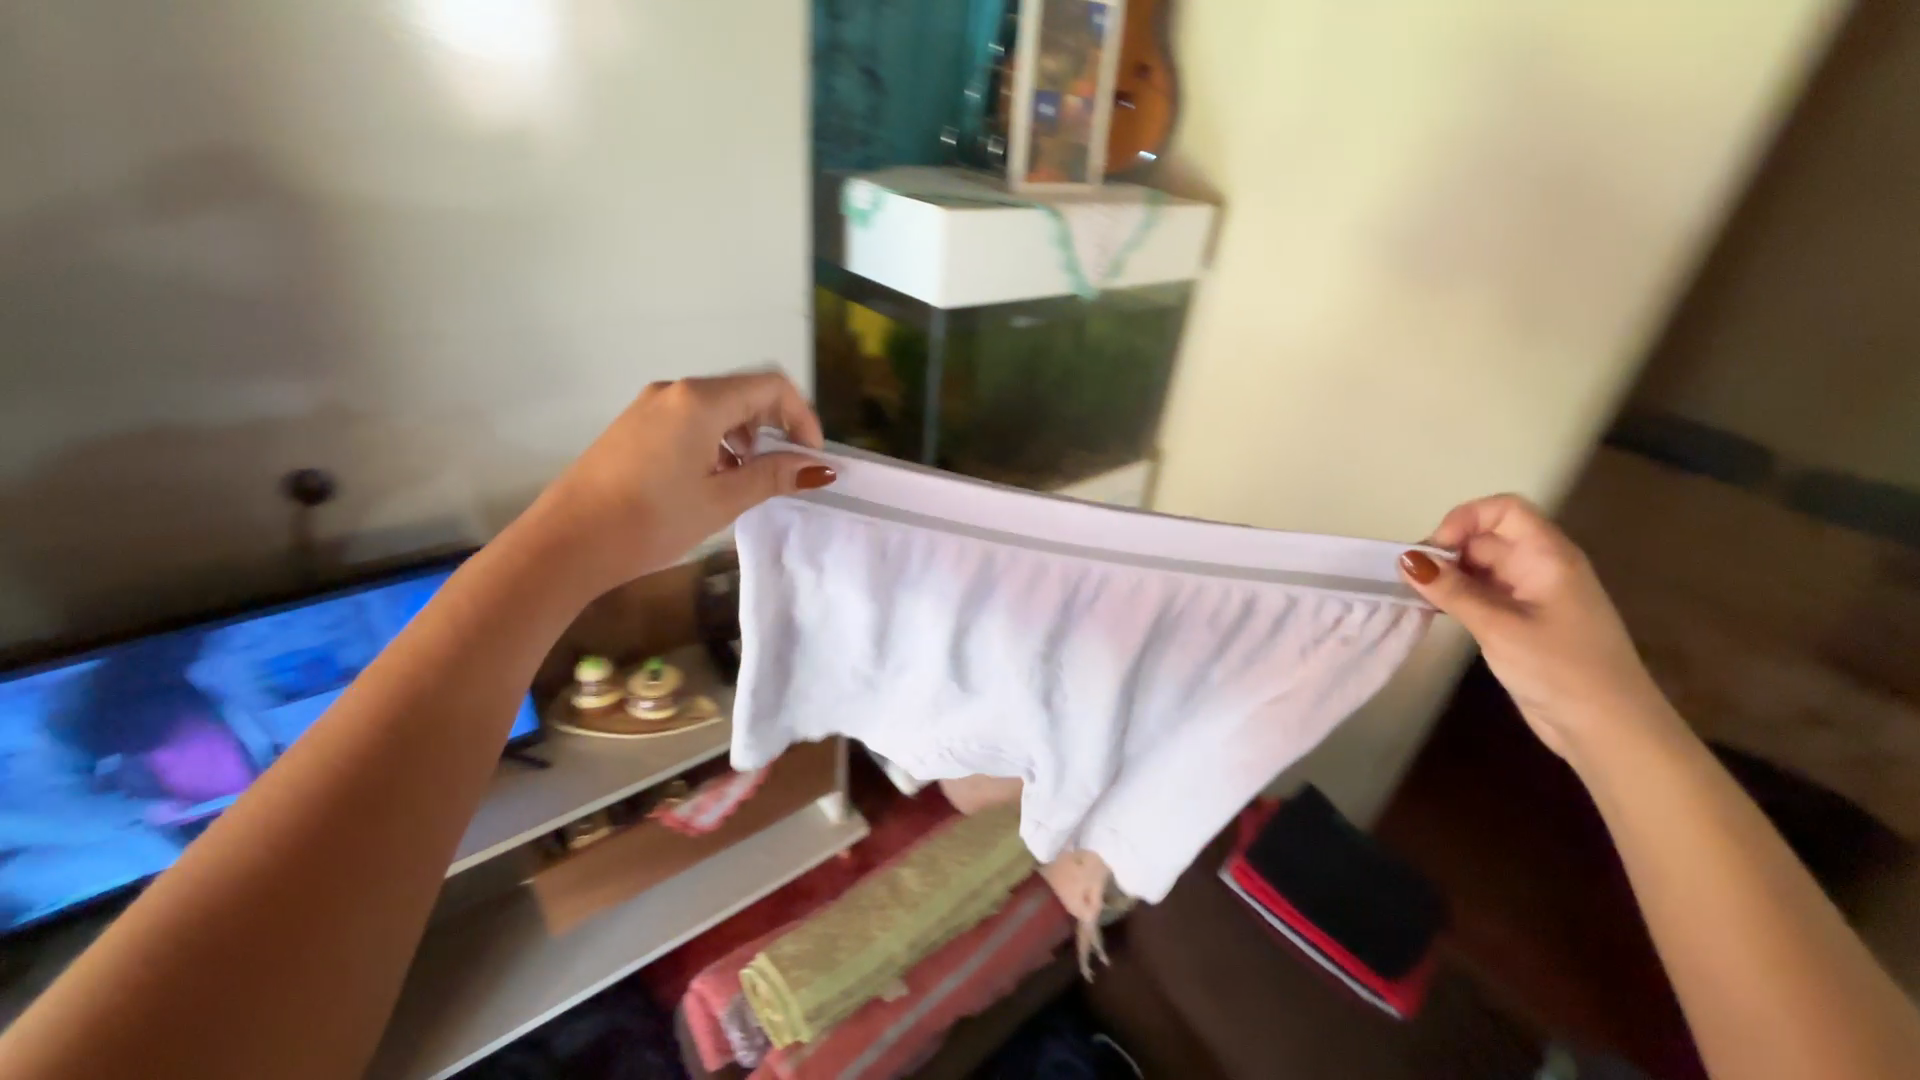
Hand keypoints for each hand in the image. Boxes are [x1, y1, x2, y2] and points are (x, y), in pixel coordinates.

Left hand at [524, 373, 833, 593]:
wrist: (567, 543)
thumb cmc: (651, 521)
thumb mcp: (721, 500)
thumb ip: (773, 476)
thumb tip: (818, 468)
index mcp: (700, 401)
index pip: (771, 387)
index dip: (802, 417)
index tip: (811, 457)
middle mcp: (674, 391)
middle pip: (743, 392)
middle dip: (775, 426)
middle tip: (786, 469)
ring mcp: (649, 406)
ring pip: (716, 407)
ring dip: (745, 435)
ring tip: (747, 479)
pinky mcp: (634, 426)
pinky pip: (689, 419)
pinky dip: (715, 440)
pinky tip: (711, 478)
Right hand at [1398, 495, 1673, 759]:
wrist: (1608, 728)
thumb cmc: (1560, 669)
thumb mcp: (1499, 627)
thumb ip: (1452, 591)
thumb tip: (1407, 559)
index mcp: (1548, 557)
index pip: (1503, 510)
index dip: (1464, 519)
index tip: (1432, 552)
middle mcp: (1541, 568)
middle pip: (1487, 538)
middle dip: (1447, 552)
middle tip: (1412, 582)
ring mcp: (1533, 596)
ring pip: (1481, 567)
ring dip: (1448, 576)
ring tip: (1417, 598)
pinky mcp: (1523, 621)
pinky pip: (1484, 594)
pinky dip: (1457, 596)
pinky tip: (1434, 612)